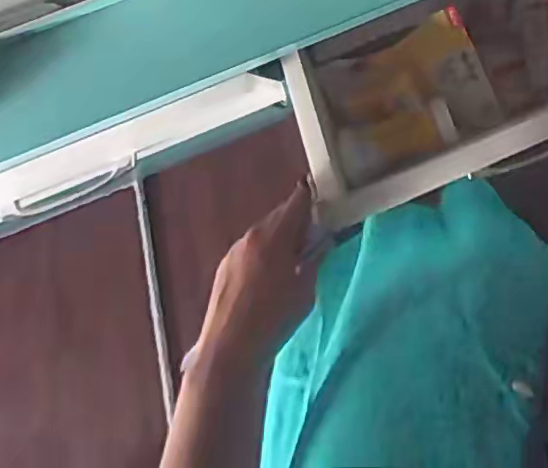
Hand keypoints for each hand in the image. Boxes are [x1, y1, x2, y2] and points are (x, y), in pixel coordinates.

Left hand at [193, 183, 321, 374]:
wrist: (229, 349)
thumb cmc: (274, 320)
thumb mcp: (305, 290)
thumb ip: (315, 259)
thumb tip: (323, 241)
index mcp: (274, 235)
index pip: (296, 201)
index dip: (309, 196)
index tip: (320, 197)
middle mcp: (252, 234)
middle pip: (278, 215)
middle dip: (295, 220)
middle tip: (310, 234)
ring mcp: (235, 249)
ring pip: (262, 232)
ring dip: (277, 236)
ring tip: (290, 258)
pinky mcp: (224, 266)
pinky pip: (249, 248)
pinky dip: (262, 252)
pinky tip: (267, 275)